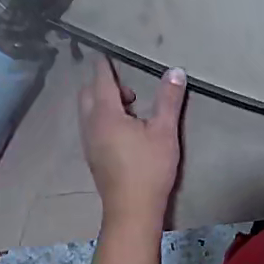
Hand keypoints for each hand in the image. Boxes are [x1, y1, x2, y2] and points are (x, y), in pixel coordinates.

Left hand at [78, 56, 188, 227]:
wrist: (132, 210)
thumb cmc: (149, 168)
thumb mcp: (165, 131)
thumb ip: (169, 99)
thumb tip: (175, 71)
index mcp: (105, 113)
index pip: (100, 79)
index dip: (104, 64)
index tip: (106, 52)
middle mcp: (90, 124)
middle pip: (88, 93)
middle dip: (104, 84)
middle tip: (131, 91)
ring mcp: (88, 142)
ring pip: (87, 110)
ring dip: (103, 102)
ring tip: (132, 110)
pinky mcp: (92, 156)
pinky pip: (90, 125)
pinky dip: (102, 117)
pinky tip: (124, 131)